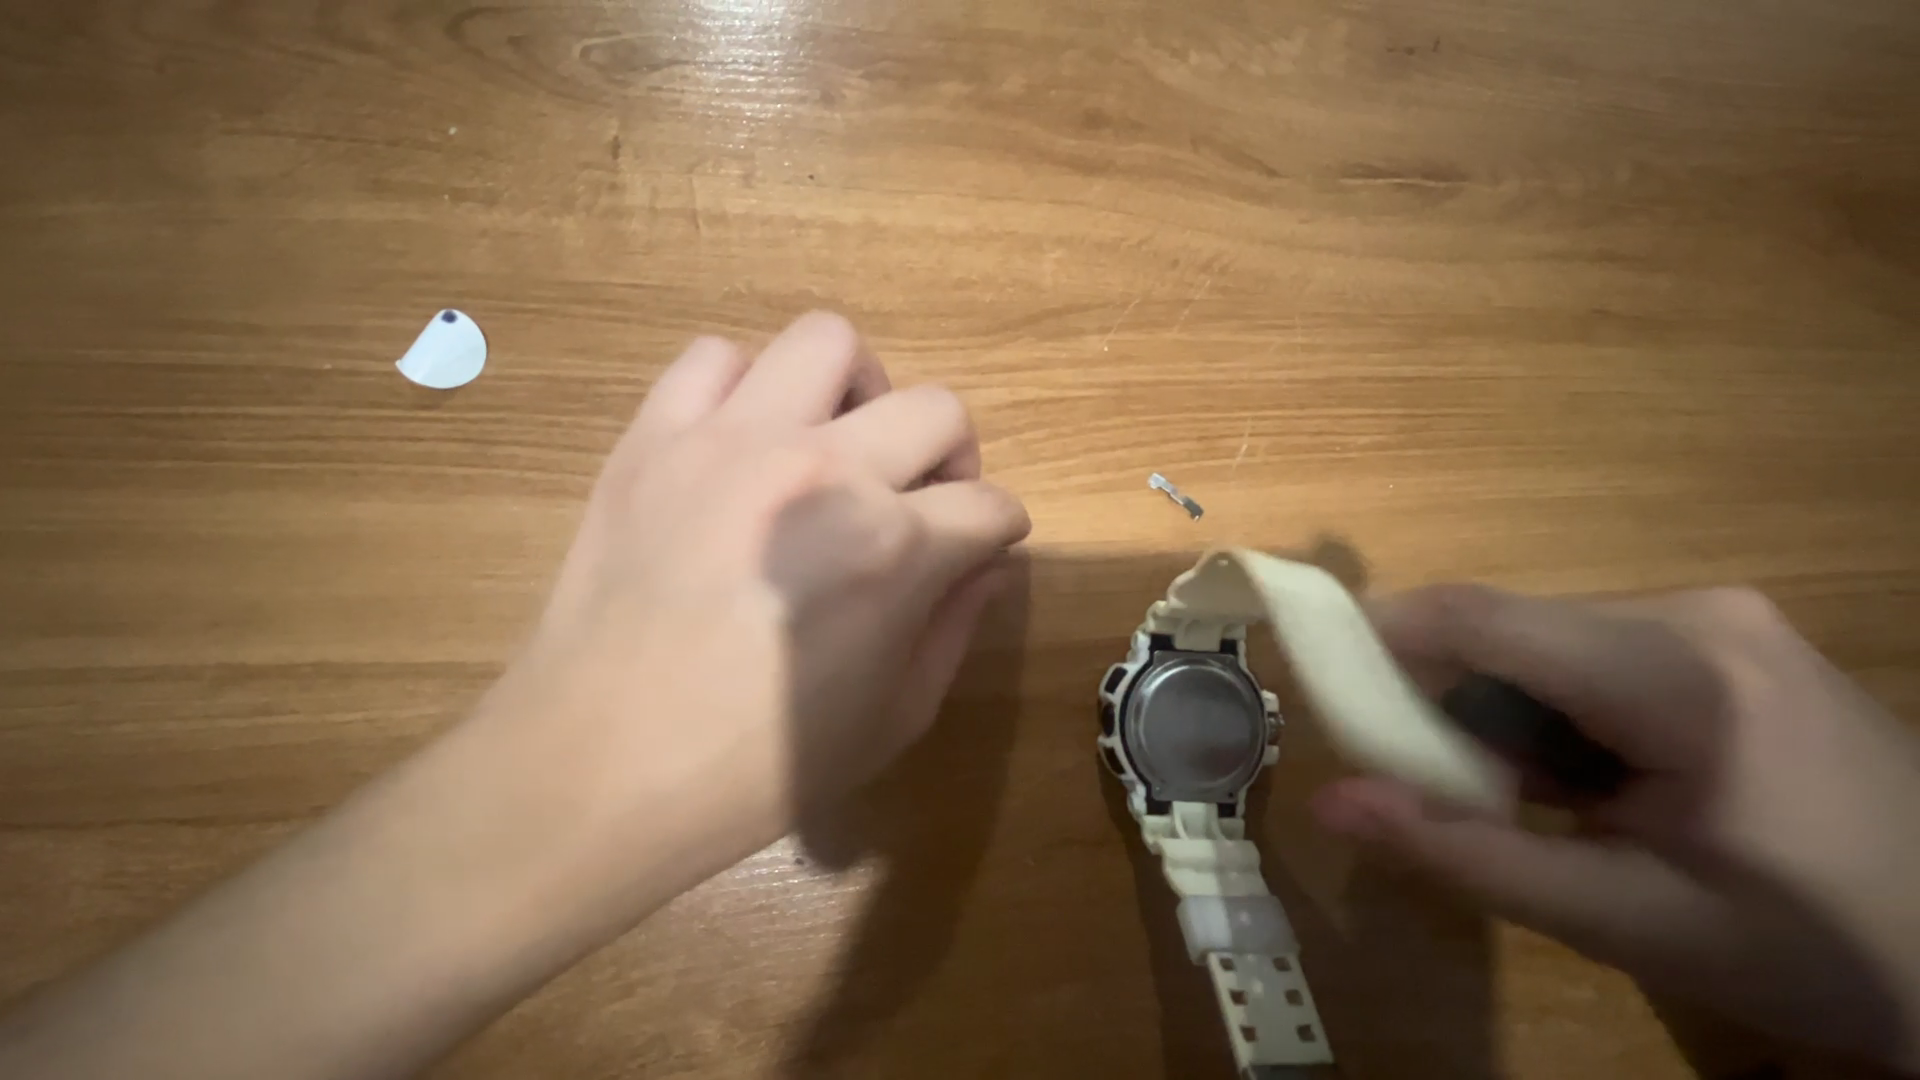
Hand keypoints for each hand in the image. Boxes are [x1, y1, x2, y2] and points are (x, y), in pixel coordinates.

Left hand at [489, 311, 1029, 862]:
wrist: (599, 771)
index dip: (1001, 530)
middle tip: (922, 502)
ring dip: (857, 394)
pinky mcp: (653, 437)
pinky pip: (714, 358)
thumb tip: (987, 563)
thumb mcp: (895, 718)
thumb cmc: (760, 768)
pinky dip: (747, 388)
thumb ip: (956, 627)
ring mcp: (730, 440)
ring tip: (837, 449)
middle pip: (937, 409)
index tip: (982, 548)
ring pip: (829, 342)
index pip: (990, 506)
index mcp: (892, 549)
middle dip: (952, 457)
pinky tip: (744, 444)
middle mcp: (823, 470)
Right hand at [1312, 585, 1919, 1068]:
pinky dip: (1548, 711)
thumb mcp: (1627, 919)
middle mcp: (1691, 612)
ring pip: (1531, 643)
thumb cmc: (1818, 946)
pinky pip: (1578, 652)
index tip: (1313, 680)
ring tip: (1542, 800)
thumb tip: (1330, 803)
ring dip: (1498, 713)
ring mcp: (1712, 618)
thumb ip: (1466, 854)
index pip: (1477, 618)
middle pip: (1499, 633)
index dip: (1375, 635)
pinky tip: (1592, 777)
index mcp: (1680, 672)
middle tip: (1448, 789)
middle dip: (1446, 703)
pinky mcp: (1718, 634)